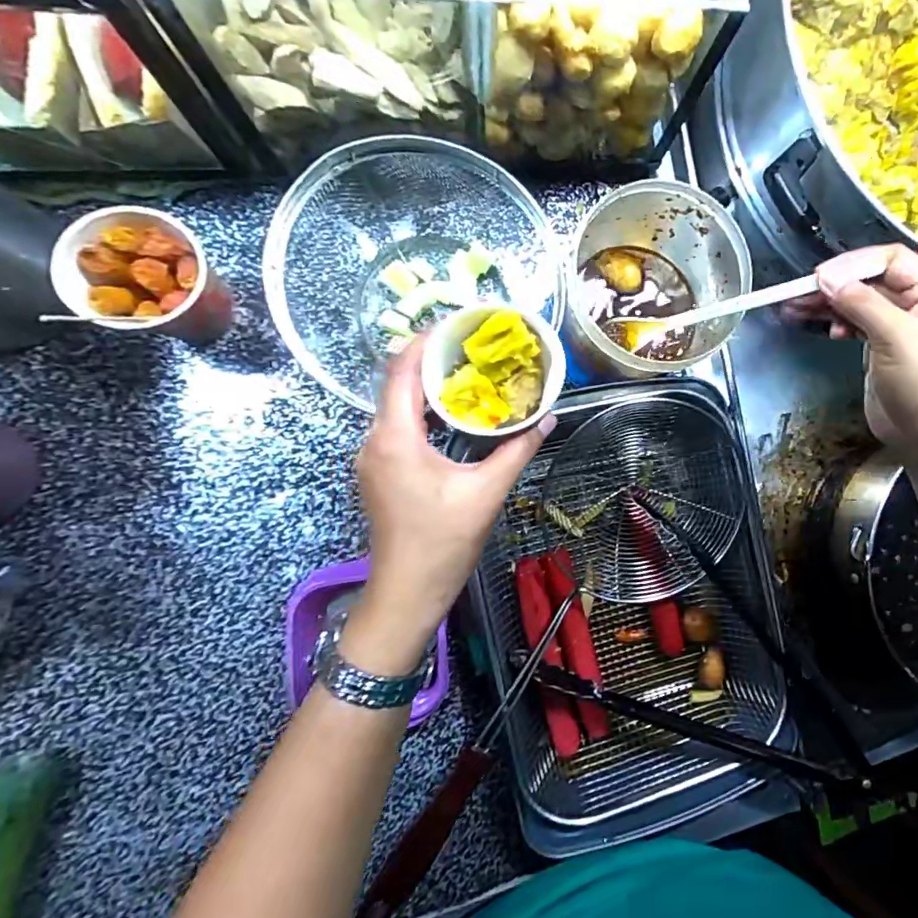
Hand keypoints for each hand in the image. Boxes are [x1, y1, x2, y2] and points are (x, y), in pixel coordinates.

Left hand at [349, 335, 551, 672]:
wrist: (407, 591)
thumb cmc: (443, 543)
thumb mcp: (486, 492)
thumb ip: (516, 450)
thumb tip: (547, 419)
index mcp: (395, 437)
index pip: (401, 371)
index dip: (425, 342)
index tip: (455, 326)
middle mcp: (374, 441)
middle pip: (396, 386)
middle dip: (429, 363)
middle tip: (469, 349)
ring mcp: (371, 459)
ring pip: (394, 409)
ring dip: (424, 391)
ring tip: (464, 376)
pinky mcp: (376, 474)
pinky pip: (394, 430)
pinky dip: (419, 415)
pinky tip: (448, 418)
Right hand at [780, 245, 917, 459]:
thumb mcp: (898, 340)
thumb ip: (863, 305)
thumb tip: (829, 279)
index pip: (892, 261)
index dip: (854, 264)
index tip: (820, 278)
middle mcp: (917, 304)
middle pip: (869, 280)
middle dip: (834, 285)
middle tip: (798, 294)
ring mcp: (897, 326)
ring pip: (856, 302)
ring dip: (826, 303)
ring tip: (794, 308)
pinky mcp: (879, 347)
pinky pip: (853, 322)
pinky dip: (833, 321)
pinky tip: (822, 327)